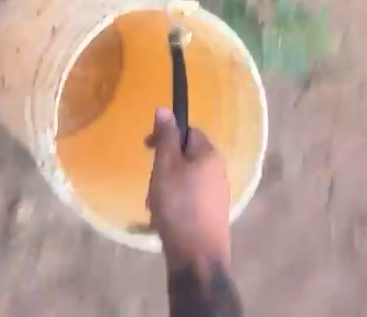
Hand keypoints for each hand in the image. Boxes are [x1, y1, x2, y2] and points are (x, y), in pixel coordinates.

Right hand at [145, 108, 232, 268]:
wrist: (197, 258)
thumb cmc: (179, 205)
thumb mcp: (166, 165)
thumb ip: (165, 136)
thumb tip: (166, 109)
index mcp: (209, 155)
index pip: (188, 130)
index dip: (167, 134)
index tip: (148, 147)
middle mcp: (218, 172)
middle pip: (185, 155)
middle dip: (164, 165)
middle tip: (151, 179)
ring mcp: (217, 196)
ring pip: (185, 178)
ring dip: (166, 185)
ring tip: (154, 203)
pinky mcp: (212, 215)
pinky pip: (189, 198)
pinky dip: (174, 202)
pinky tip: (163, 217)